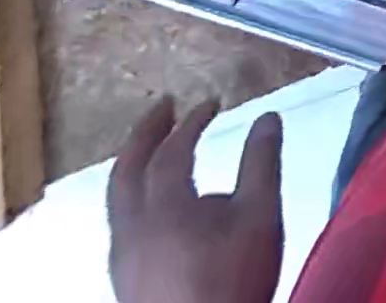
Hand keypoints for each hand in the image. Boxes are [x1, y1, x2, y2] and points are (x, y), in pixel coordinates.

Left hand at [107, 97, 283, 302]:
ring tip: (160, 149)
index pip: (171, 153)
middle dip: (144, 135)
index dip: (191, 123)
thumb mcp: (260, 215)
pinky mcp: (125, 286)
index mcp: (164, 211)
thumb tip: (267, 116)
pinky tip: (162, 206)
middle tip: (164, 107)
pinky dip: (137, 194)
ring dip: (136, 165)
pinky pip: (123, 225)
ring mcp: (123, 264)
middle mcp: (132, 233)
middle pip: (125, 174)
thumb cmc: (234, 283)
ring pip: (117, 203)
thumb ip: (262, 162)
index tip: (212, 102)